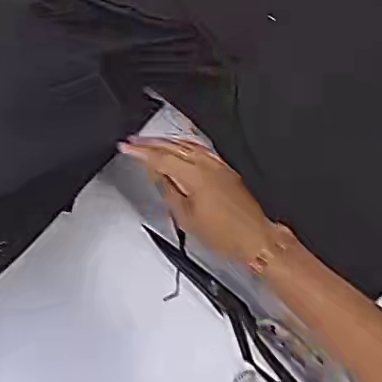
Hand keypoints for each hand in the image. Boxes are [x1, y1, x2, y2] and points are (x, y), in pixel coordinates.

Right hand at [118, 137, 283, 266]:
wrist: (254, 239)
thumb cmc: (225, 235)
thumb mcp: (187, 218)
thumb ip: (170, 193)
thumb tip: (162, 179)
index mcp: (195, 175)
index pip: (161, 157)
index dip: (141, 152)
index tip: (127, 147)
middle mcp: (208, 165)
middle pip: (173, 146)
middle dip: (150, 142)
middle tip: (133, 142)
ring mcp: (218, 165)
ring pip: (187, 144)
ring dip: (166, 142)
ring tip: (151, 142)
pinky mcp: (225, 169)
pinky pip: (200, 149)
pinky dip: (184, 146)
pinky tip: (179, 149)